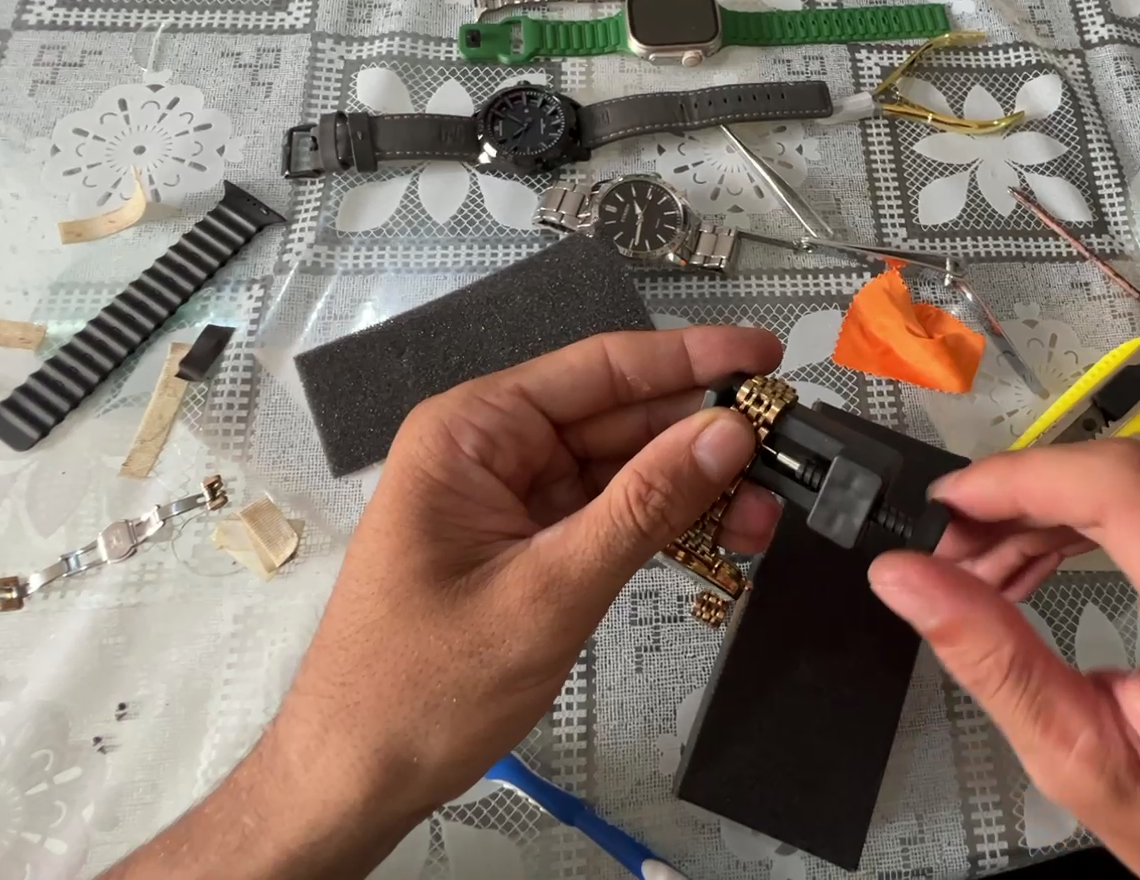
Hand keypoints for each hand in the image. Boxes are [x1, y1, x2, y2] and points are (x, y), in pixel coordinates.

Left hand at [105, 327, 781, 879]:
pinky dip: (669, 522)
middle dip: (703, 434)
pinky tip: (722, 532)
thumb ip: (643, 506)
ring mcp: (520, 492)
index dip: (690, 357)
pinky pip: (617, 510)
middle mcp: (499, 445)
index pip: (600, 368)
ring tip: (765, 511)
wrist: (354, 782)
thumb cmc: (425, 686)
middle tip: (785, 446)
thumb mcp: (548, 591)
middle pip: (622, 417)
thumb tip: (728, 435)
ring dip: (696, 487)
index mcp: (476, 428)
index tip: (764, 356)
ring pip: (628, 466)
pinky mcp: (538, 535)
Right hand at [868, 442, 1139, 879]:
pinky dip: (1084, 518)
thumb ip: (988, 658)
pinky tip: (1040, 554)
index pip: (1129, 495)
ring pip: (1135, 484)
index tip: (951, 502)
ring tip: (987, 563)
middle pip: (1124, 482)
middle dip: (1018, 501)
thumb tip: (902, 574)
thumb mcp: (1074, 763)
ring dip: (1044, 510)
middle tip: (953, 550)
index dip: (1026, 477)